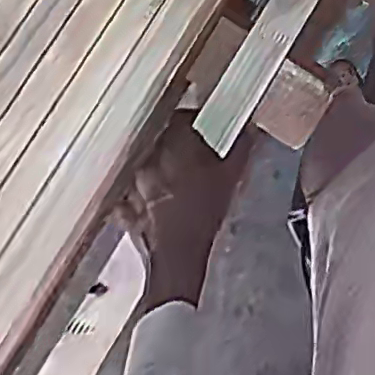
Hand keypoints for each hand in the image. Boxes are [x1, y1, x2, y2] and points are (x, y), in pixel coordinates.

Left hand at [117, 114, 251, 312]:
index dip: (192, 119)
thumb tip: (250, 130)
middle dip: (174, 141)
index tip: (200, 127)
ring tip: (174, 175)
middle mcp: (150, 157)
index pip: (180, 117)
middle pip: (160, 136)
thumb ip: (242, 147)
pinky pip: (129, 186)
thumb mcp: (231, 177)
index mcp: (175, 144)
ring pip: (144, 160)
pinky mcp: (124, 202)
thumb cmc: (205, 213)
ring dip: (157, 163)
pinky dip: (139, 188)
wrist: (178, 257)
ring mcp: (133, 180)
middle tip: (190, 152)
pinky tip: (153, 195)